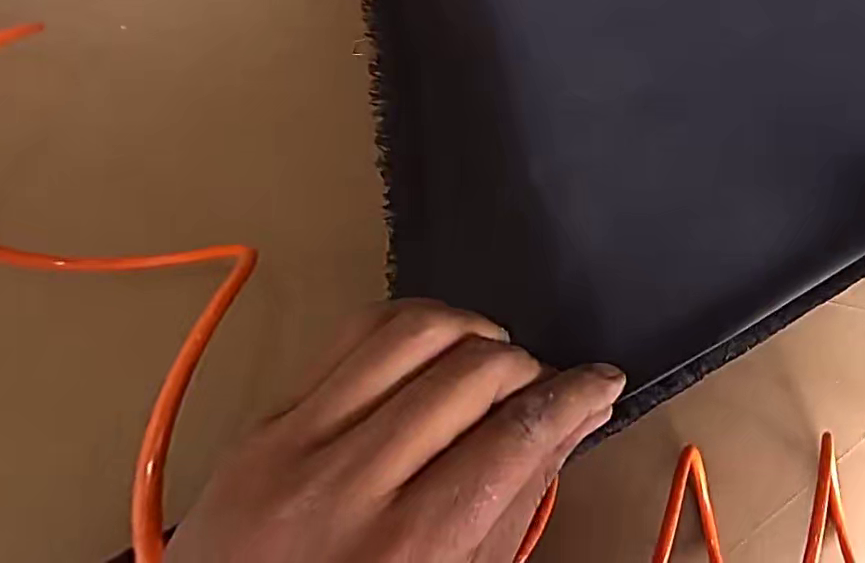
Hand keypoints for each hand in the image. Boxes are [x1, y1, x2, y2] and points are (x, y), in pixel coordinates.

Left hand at [166, 300, 624, 562]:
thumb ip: (527, 488)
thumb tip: (590, 406)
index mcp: (404, 552)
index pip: (518, 431)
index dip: (577, 393)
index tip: (605, 379)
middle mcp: (343, 493)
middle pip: (477, 371)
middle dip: (530, 372)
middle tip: (535, 394)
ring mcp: (289, 450)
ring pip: (420, 330)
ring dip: (476, 336)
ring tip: (485, 367)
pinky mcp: (260, 425)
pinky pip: (358, 330)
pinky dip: (417, 324)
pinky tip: (436, 354)